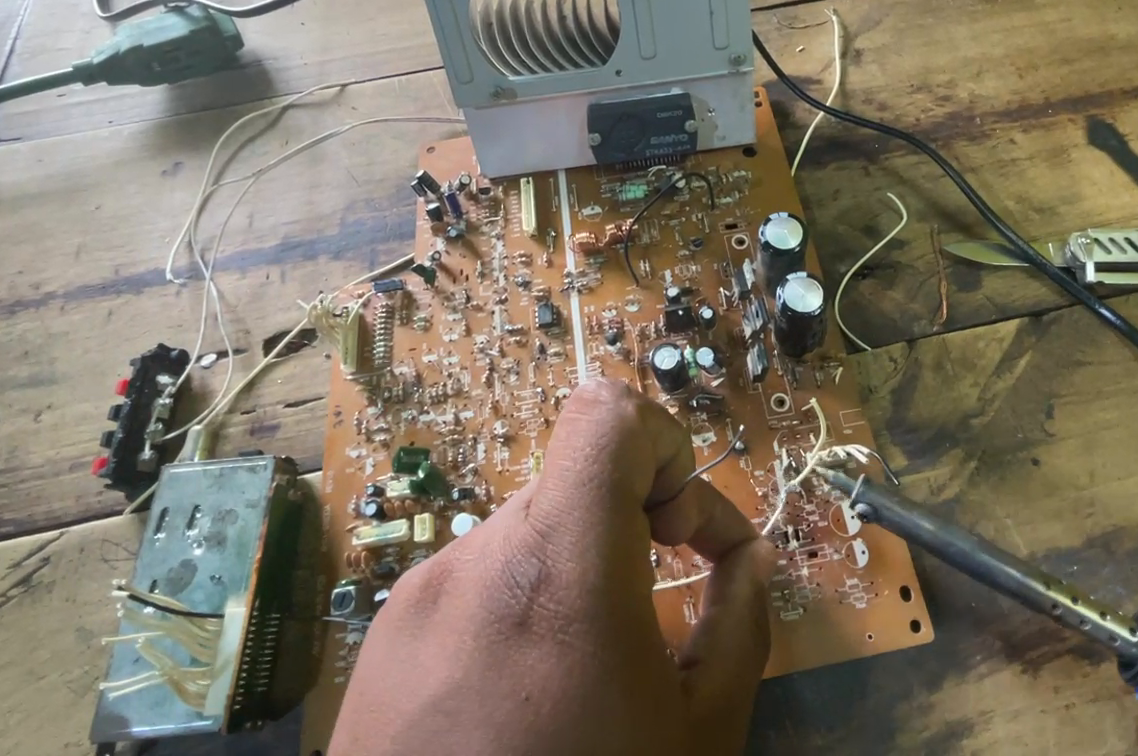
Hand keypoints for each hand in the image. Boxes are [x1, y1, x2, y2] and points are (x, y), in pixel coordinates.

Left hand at [330, 378, 778, 755]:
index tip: (678, 526)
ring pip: (532, 526)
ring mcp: (423, 589)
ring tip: (588, 657)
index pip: (607, 413)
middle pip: (578, 476)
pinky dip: (523, 598)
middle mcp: (480, 555)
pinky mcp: (388, 628)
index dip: (662, 443)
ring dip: (580, 562)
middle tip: (659, 592)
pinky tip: (523, 685)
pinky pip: (478, 573)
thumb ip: (741, 620)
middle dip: (635, 516)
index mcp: (560, 566)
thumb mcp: (699, 732)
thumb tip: (749, 554)